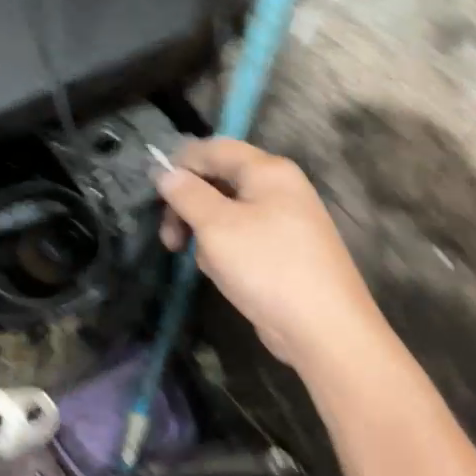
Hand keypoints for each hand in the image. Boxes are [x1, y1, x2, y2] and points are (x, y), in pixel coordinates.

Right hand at [156, 137, 389, 374]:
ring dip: (205, 234)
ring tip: (206, 264)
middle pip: (219, 181)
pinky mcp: (283, 250)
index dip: (180, 164)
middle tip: (170, 240)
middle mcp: (279, 187)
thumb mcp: (216, 226)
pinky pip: (242, 237)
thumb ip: (187, 194)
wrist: (323, 326)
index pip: (213, 149)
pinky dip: (225, 251)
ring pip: (226, 213)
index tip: (153, 195)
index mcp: (267, 171)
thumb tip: (166, 173)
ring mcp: (284, 220)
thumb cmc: (266, 267)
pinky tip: (225, 275)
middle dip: (189, 206)